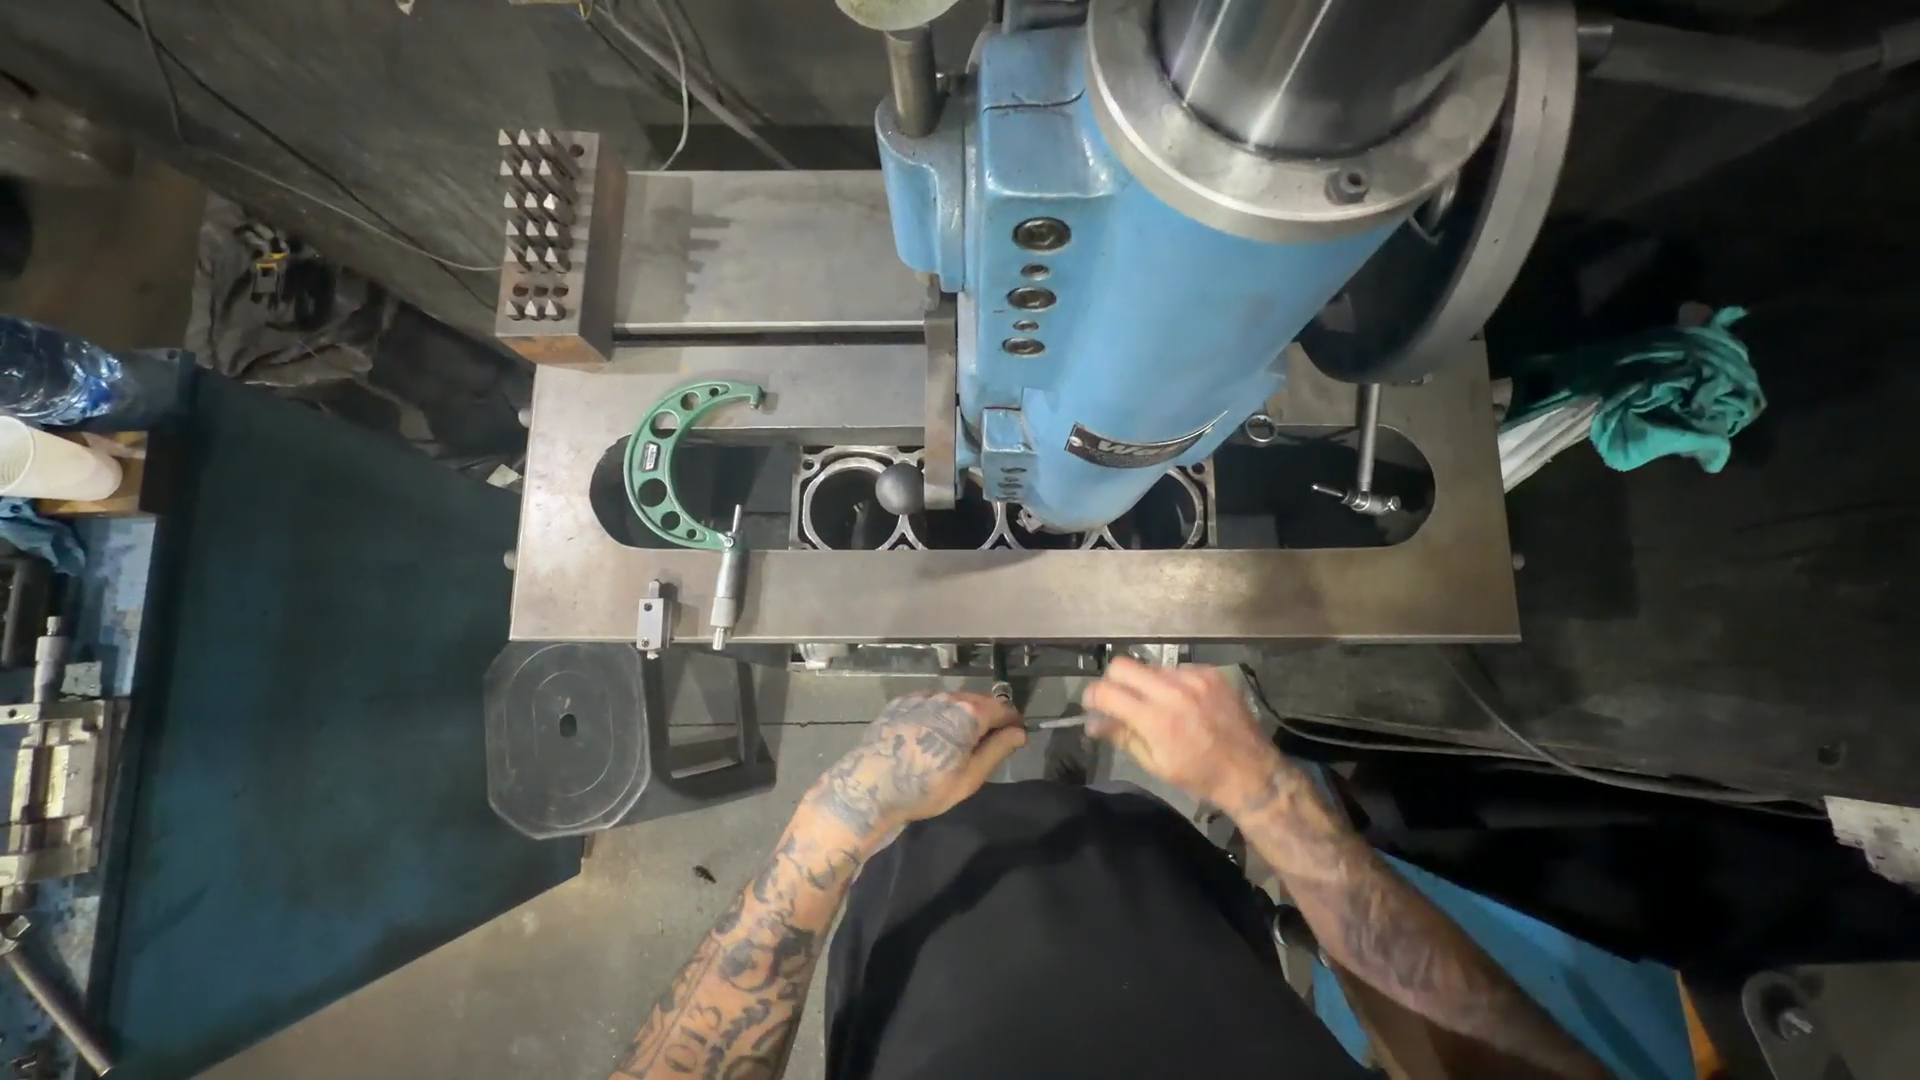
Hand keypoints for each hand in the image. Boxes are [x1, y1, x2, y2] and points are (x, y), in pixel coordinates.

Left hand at [804, 691, 1025, 841]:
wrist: (868, 786)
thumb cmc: (924, 788)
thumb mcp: (969, 778)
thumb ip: (997, 750)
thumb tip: (1019, 732)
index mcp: (969, 713)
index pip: (1003, 708)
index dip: (1012, 722)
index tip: (1013, 737)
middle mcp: (947, 696)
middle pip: (977, 701)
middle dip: (987, 718)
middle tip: (984, 744)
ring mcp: (921, 696)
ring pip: (952, 701)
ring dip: (960, 716)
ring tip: (955, 742)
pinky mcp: (900, 702)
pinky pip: (929, 703)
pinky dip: (937, 715)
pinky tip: (928, 736)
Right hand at [1082, 659, 1285, 809]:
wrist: (1251, 771)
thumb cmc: (1199, 775)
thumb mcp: (1155, 764)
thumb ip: (1122, 736)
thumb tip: (1092, 723)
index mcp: (1156, 719)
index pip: (1106, 691)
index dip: (1092, 696)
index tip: (1092, 704)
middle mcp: (1172, 691)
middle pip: (1122, 665)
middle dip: (1114, 681)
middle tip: (1119, 699)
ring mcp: (1194, 678)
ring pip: (1150, 666)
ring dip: (1145, 683)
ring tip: (1157, 704)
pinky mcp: (1210, 673)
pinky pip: (1177, 669)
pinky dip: (1172, 683)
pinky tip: (1183, 701)